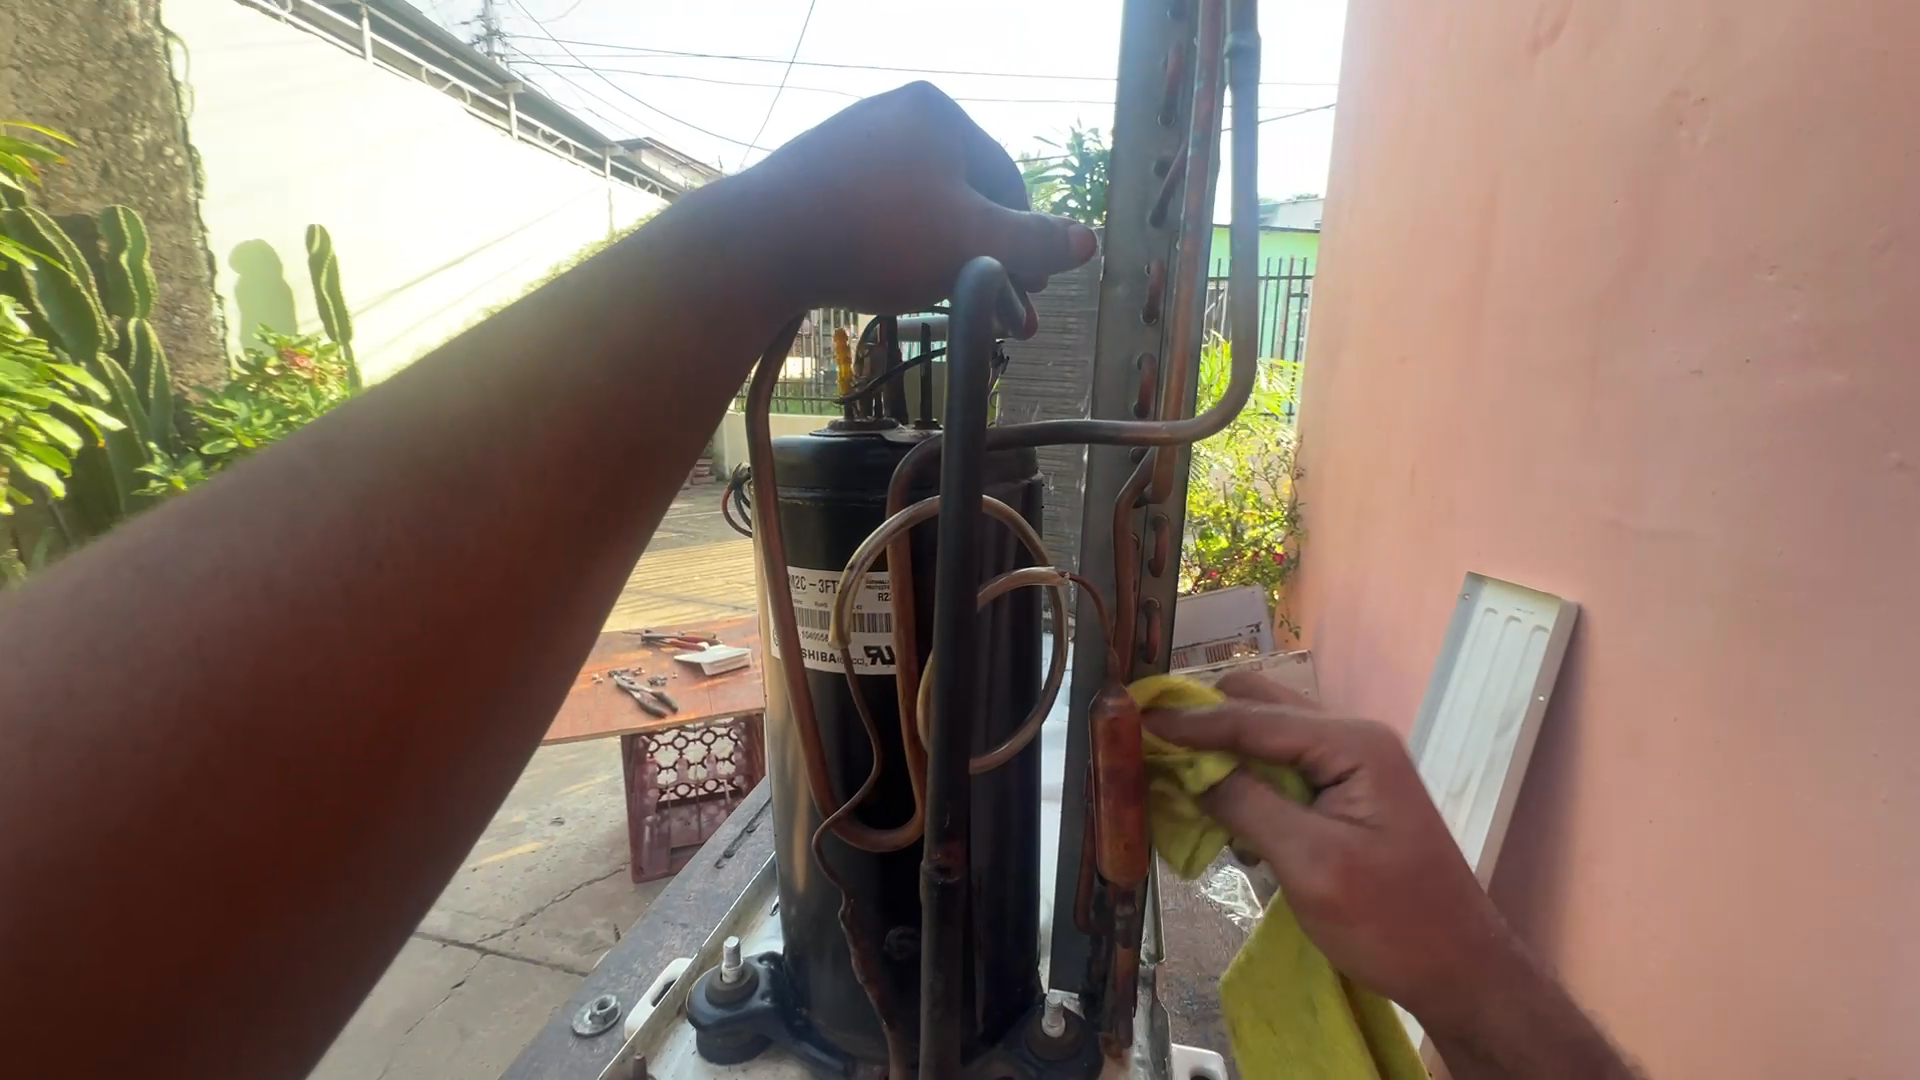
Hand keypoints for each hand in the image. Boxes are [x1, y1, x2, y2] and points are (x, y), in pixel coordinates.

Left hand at [726, 82, 1098, 328]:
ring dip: (945, 260)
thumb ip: (1033, 245)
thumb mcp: (972, 244)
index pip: (1005, 182)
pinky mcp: (817, 178)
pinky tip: (897, 283)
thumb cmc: (881, 235)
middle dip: (984, 258)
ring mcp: (851, 143)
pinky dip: (899, 250)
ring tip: (950, 303)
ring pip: (920, 210)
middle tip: (995, 308)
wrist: (765, 241)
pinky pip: (878, 216)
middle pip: (962, 196)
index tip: (1029, 291)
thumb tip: (1089, 242)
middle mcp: (895, 115)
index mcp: (939, 115)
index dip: (1024, 242)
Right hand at [1147, 674, 1638, 1078]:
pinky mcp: (1343, 788)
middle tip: (1157, 737)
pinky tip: (1226, 804)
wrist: (1464, 974)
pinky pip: (1279, 761)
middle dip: (1206, 718)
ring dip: (1223, 746)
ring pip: (1266, 730)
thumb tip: (1189, 770)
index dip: (1192, 721)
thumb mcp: (1310, 864)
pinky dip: (1245, 772)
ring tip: (1180, 768)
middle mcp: (1351, 736)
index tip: (1139, 719)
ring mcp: (1350, 760)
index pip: (1252, 719)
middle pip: (1260, 705)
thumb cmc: (1392, 922)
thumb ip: (1246, 804)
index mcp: (1351, 743)